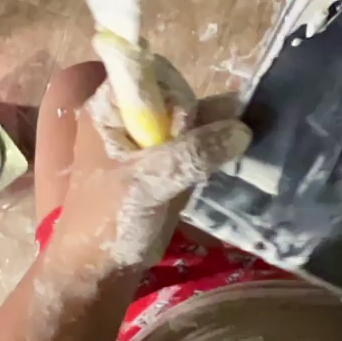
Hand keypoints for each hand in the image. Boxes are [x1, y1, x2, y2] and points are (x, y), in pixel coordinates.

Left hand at [46, 55, 250, 278]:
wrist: (99, 269)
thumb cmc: (109, 220)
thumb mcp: (147, 183)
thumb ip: (192, 154)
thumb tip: (242, 131)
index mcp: (109, 107)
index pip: (149, 70)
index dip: (172, 92)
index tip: (182, 126)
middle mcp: (130, 115)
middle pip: (178, 94)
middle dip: (198, 118)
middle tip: (198, 154)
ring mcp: (150, 140)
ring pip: (193, 119)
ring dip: (213, 133)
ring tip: (229, 151)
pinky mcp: (167, 163)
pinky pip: (199, 143)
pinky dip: (215, 148)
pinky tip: (232, 156)